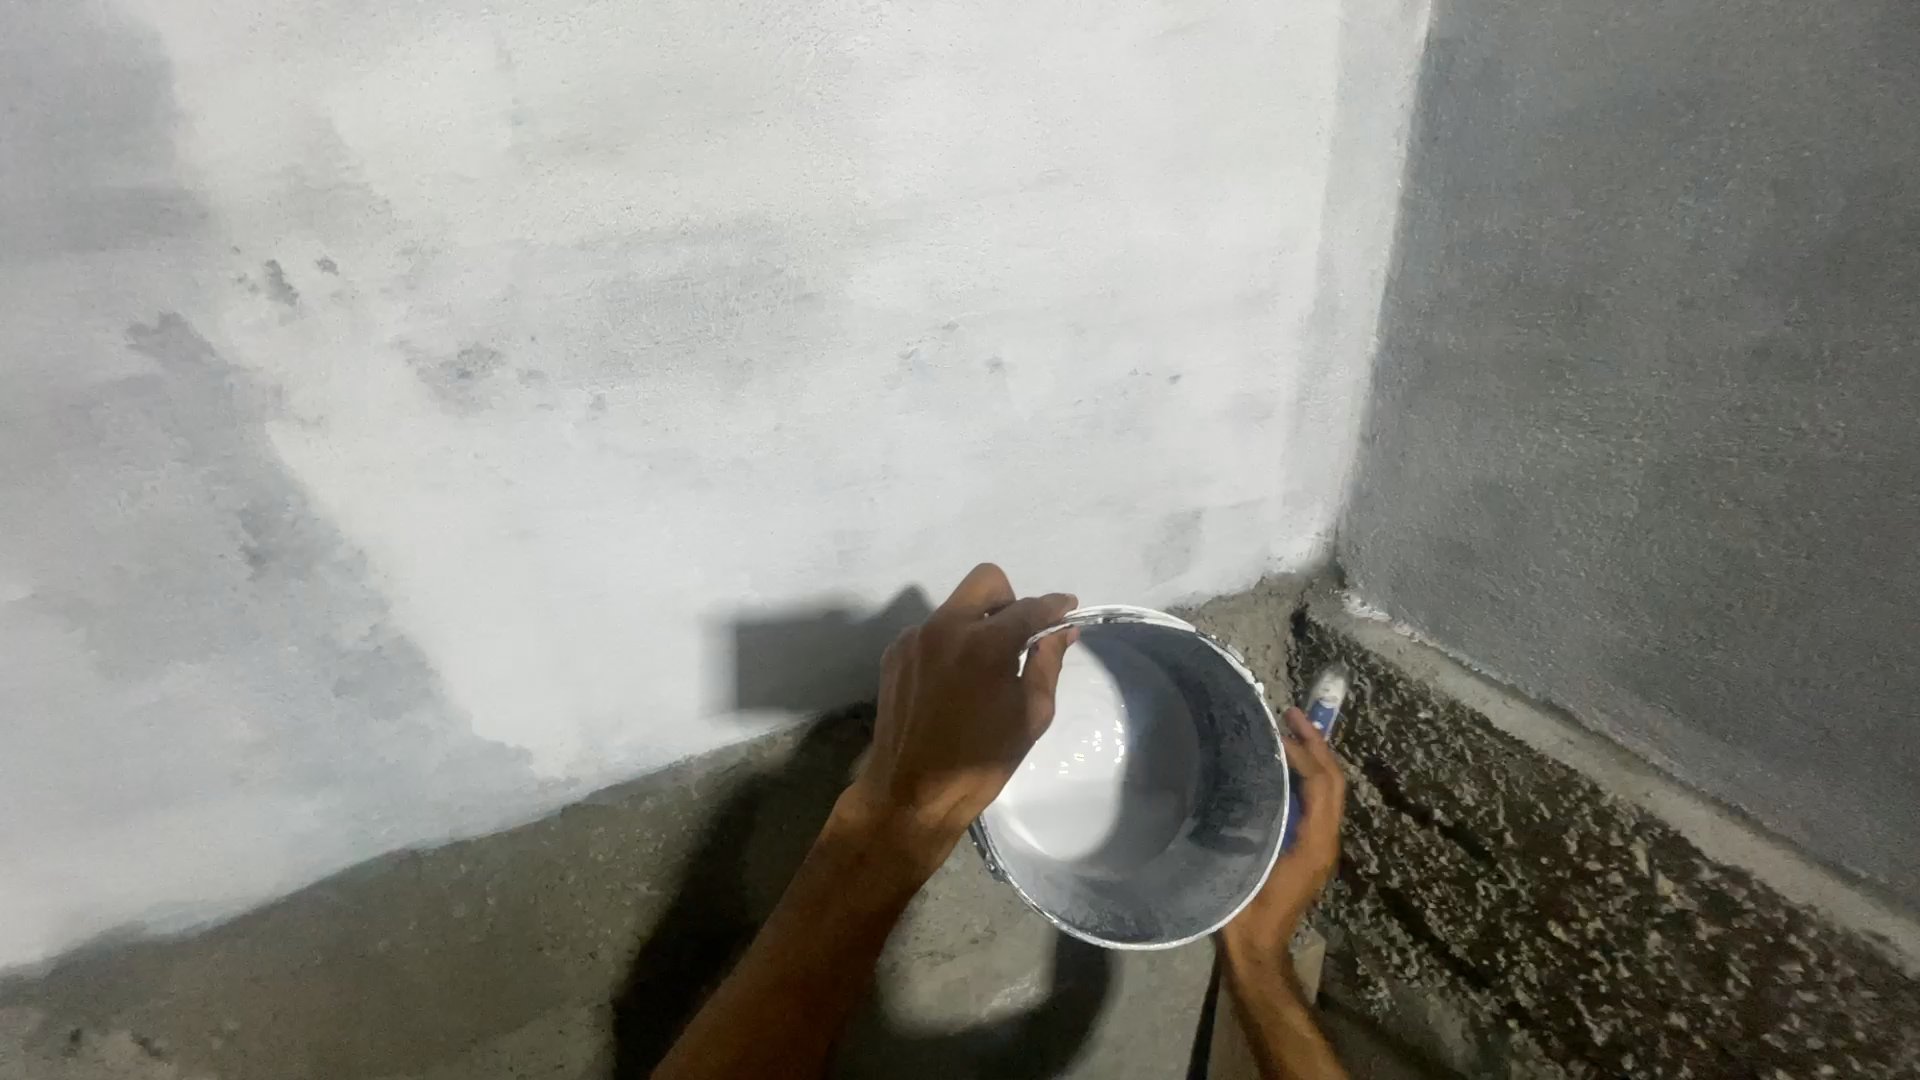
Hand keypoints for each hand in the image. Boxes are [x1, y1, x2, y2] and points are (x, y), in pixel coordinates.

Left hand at [840, 563, 1077, 863]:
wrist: (910, 793)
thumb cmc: (980, 760)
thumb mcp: (1030, 715)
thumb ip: (1047, 663)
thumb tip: (1061, 630)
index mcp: (985, 644)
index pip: (1030, 607)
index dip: (1054, 605)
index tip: (1067, 608)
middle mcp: (946, 627)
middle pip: (986, 580)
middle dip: (1010, 600)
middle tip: (1018, 635)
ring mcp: (915, 637)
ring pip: (957, 606)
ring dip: (977, 624)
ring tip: (982, 669)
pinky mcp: (895, 652)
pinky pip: (932, 631)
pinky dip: (950, 645)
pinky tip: (952, 683)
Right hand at [1221, 706, 1348, 956]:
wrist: (1256, 948)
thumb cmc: (1247, 906)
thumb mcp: (1251, 861)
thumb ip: (1261, 821)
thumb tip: (1260, 774)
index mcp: (1316, 841)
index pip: (1323, 783)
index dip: (1305, 750)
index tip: (1276, 726)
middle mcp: (1325, 838)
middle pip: (1332, 781)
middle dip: (1316, 743)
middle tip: (1289, 712)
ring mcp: (1317, 844)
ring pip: (1325, 790)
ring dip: (1311, 756)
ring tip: (1285, 729)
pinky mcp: (1304, 847)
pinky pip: (1312, 800)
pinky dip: (1300, 774)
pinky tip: (1275, 765)